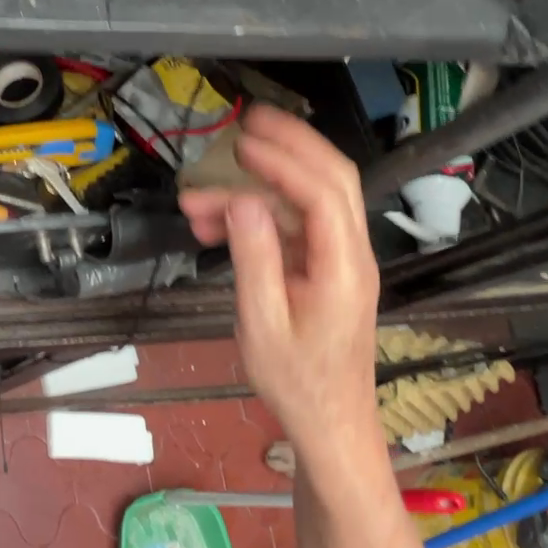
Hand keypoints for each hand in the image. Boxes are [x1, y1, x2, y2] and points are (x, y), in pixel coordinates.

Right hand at [179, 105, 379, 462]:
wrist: (330, 425)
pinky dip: (258, 218)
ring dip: (257, 190)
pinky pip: (295, 227)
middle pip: (332, 179)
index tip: (242, 143)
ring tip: (197, 200)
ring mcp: (341, 260)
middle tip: (248, 122)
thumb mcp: (262, 323)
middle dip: (291, 145)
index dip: (283, 161)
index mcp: (342, 267)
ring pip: (307, 201)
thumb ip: (254, 259)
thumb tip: (242, 203)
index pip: (321, 194)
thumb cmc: (296, 382)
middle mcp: (351, 254)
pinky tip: (215, 226)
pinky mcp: (326, 269)